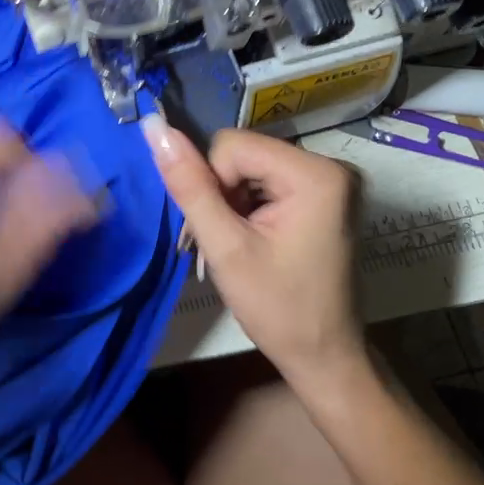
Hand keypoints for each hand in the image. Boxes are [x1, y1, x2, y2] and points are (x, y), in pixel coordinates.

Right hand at [142, 116, 365, 384]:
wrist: (323, 356)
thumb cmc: (277, 308)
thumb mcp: (225, 247)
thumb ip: (189, 186)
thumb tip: (154, 128)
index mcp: (314, 173)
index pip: (231, 146)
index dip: (212, 185)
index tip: (225, 230)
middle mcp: (328, 166)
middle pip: (241, 154)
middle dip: (223, 193)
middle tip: (231, 241)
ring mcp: (328, 180)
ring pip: (248, 167)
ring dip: (232, 202)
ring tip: (242, 245)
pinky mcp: (321, 195)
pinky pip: (264, 180)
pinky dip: (247, 207)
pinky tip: (255, 241)